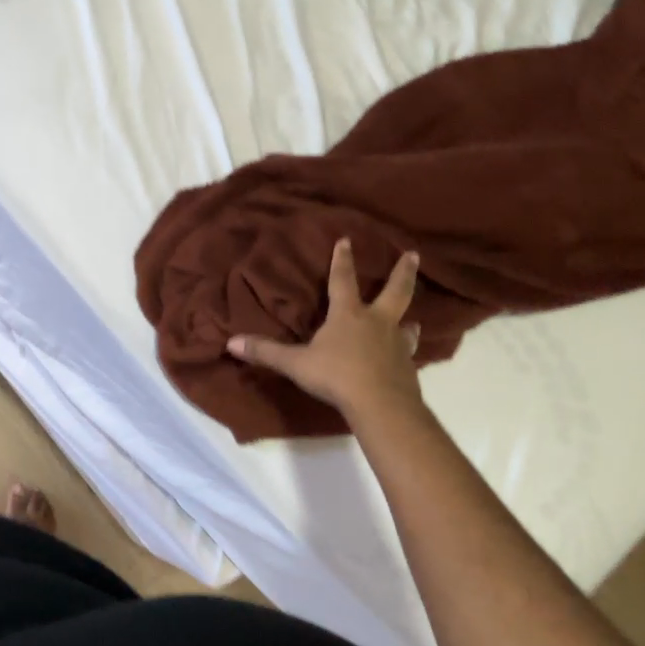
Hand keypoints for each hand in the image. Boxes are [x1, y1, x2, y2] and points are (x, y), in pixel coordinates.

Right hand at [227, 238, 423, 419]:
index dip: (342, 260)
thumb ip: (265, 352)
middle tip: (413, 255)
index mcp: (348, 315)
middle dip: (403, 273)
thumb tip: (231, 342)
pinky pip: (408, 351)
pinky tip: (404, 353)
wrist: (381, 405)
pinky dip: (406, 348)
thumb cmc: (336, 376)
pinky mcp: (407, 366)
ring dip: (408, 317)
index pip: (343, 281)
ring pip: (406, 323)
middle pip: (395, 291)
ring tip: (413, 318)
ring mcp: (396, 344)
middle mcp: (376, 323)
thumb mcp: (295, 363)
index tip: (347, 240)